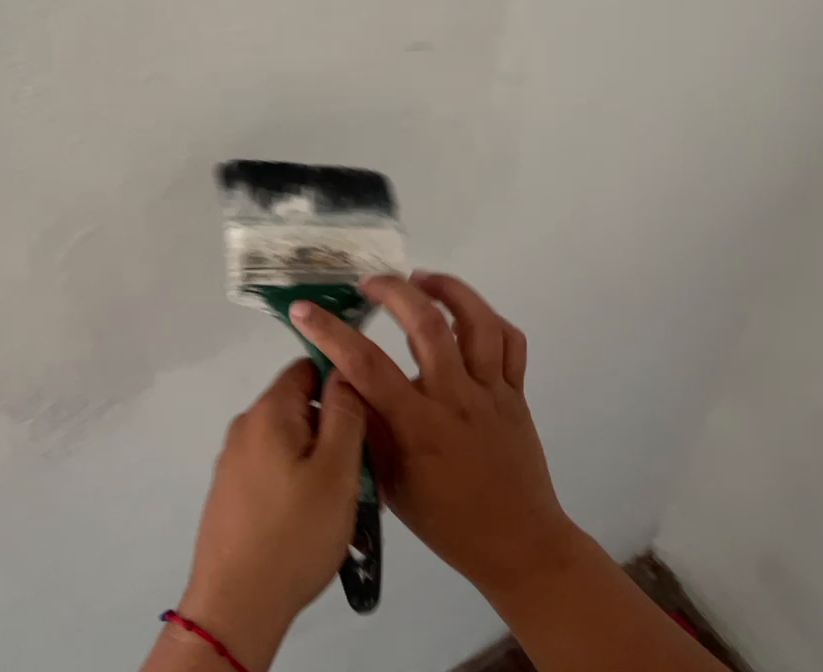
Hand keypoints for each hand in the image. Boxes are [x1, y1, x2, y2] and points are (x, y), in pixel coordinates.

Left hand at [174, 360, 366, 669]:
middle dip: (336, 431)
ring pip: (291, 444)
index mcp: (269, 412)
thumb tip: (343, 370)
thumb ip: (344, 413)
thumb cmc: (294, 534)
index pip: (308, 367)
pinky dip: (300, 484)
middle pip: (301, 407)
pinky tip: (318, 521)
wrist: (236, 606)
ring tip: (347, 503)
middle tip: (365, 470)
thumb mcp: (337, 469)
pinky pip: (276, 471)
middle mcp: (245, 428)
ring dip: (322, 463)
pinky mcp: (232, 494)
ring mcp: (234, 463)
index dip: (341, 381)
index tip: (367, 414)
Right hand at [289, 272, 582, 599]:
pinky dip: (488, 318)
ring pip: (477, 322)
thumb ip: (366, 427)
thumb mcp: (389, 482)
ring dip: (448, 290)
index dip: (330, 333)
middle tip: (368, 284)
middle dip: (393, 292)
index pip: (366, 367)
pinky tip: (464, 314)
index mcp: (419, 427)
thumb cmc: (444, 519)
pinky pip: (511, 342)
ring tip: (420, 279)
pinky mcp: (517, 392)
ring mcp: (492, 392)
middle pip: (427, 325)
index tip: (304, 311)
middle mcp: (456, 400)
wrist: (516, 543)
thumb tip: (340, 381)